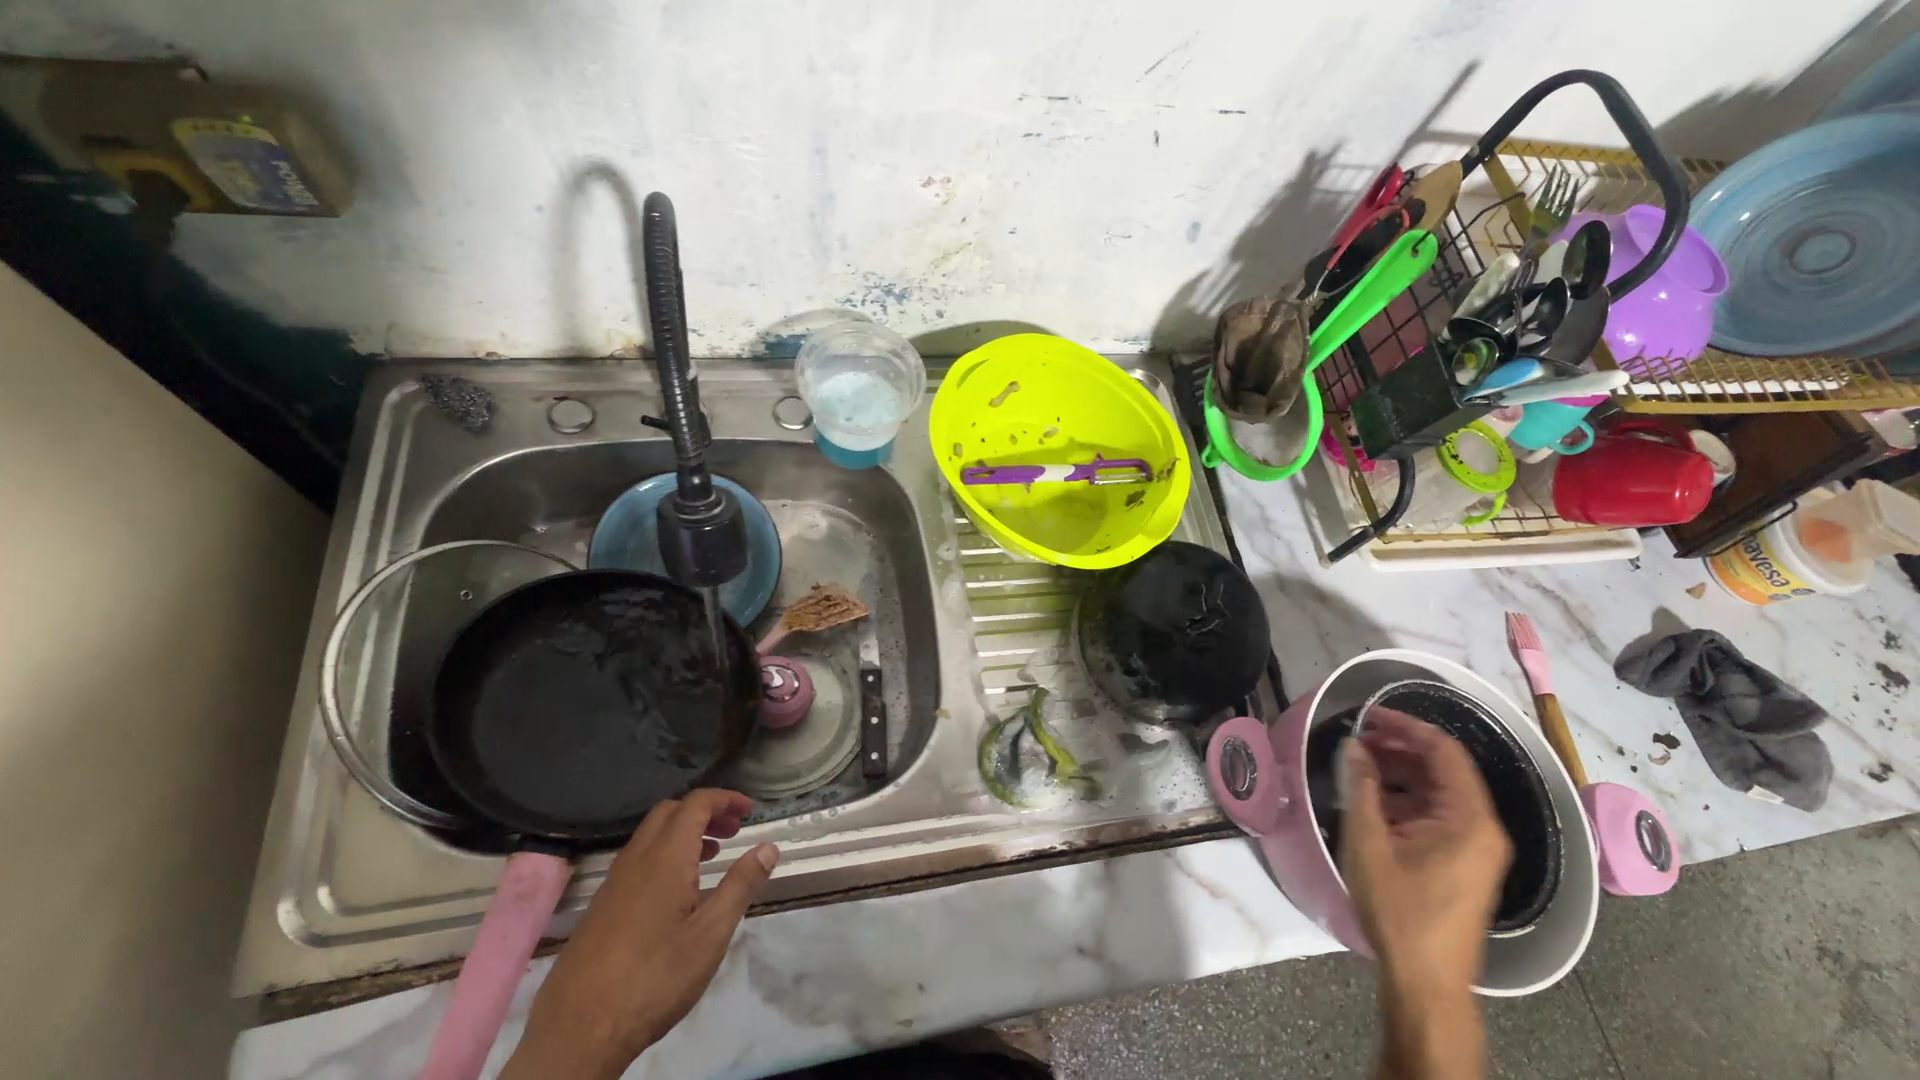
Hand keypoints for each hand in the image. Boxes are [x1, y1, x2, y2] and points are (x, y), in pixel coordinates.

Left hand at [502, 790, 779, 1079]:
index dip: (724, 799)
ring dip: (683, 833)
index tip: (749, 809)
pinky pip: (637, 861)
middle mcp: (635, 860)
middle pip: (669, 812)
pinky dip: (665, 855)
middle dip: (704, 811)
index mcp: (665, 858)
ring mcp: (613, 883)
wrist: (579, 1028)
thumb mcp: (710, 934)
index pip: (695, 804)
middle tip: (733, 831)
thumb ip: (740, 885)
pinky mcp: (601, 907)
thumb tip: (768, 846)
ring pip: (650, 836)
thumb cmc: (655, 978)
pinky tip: (678, 892)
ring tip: (713, 856)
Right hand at [1340, 709, 1509, 1079]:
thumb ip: (1362, 788)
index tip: (1368, 714)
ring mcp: (1477, 849)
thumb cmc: (1399, 909)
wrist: (1426, 981)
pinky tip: (1373, 805)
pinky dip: (1407, 803)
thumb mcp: (1369, 843)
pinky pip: (1438, 818)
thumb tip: (1355, 747)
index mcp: (1470, 818)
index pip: (1444, 752)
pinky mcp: (1464, 865)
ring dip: (1401, 776)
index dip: (1406, 726)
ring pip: (1439, 795)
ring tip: (1359, 770)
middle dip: (1400, 750)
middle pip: (1444, 771)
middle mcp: (1483, 828)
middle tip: (1357, 741)